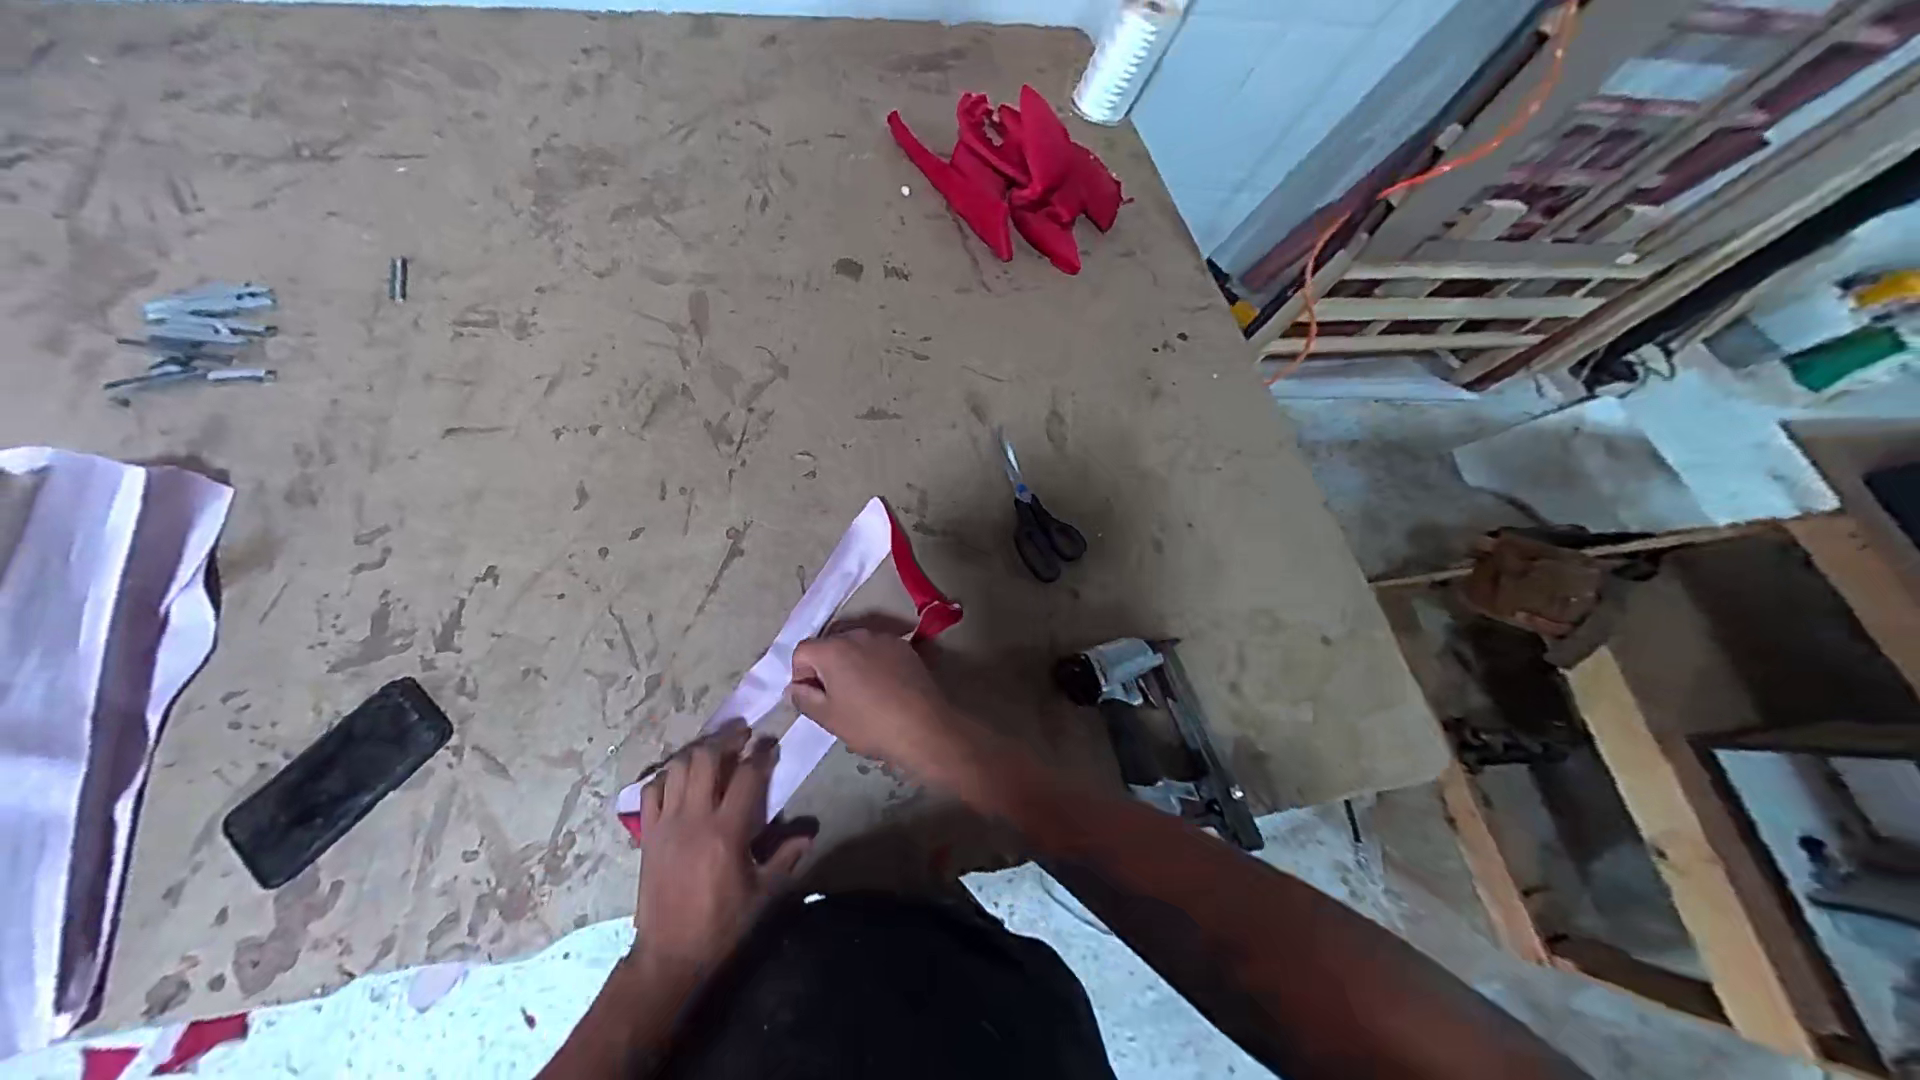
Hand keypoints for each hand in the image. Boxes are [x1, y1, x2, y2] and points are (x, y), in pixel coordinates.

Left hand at [633, 720, 809, 983]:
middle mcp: (693, 819)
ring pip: (677, 768)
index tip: (770, 742)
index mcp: (726, 832)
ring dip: (698, 751)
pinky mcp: (648, 834)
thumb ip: (787, 856)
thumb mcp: (763, 892)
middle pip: (705, 758)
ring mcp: (666, 824)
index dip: (761, 753)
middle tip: (742, 733)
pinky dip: (668, 775)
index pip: (746, 775)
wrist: (669, 954)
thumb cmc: (721, 923)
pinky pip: (652, 790)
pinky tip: (682, 775)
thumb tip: (809, 832)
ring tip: (714, 747)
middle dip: (726, 739)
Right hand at [788, 628, 989, 793]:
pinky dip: (873, 662)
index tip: (814, 698)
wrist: (924, 727)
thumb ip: (803, 698)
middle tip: (835, 696)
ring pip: (855, 645)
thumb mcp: (828, 717)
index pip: (802, 651)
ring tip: (861, 693)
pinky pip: (878, 649)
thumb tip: (796, 687)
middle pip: (829, 644)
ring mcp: (884, 638)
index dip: (801, 675)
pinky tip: (883, 687)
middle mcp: (858, 634)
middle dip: (825, 666)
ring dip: (850, 663)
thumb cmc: (870, 724)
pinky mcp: (905, 647)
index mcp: (833, 649)